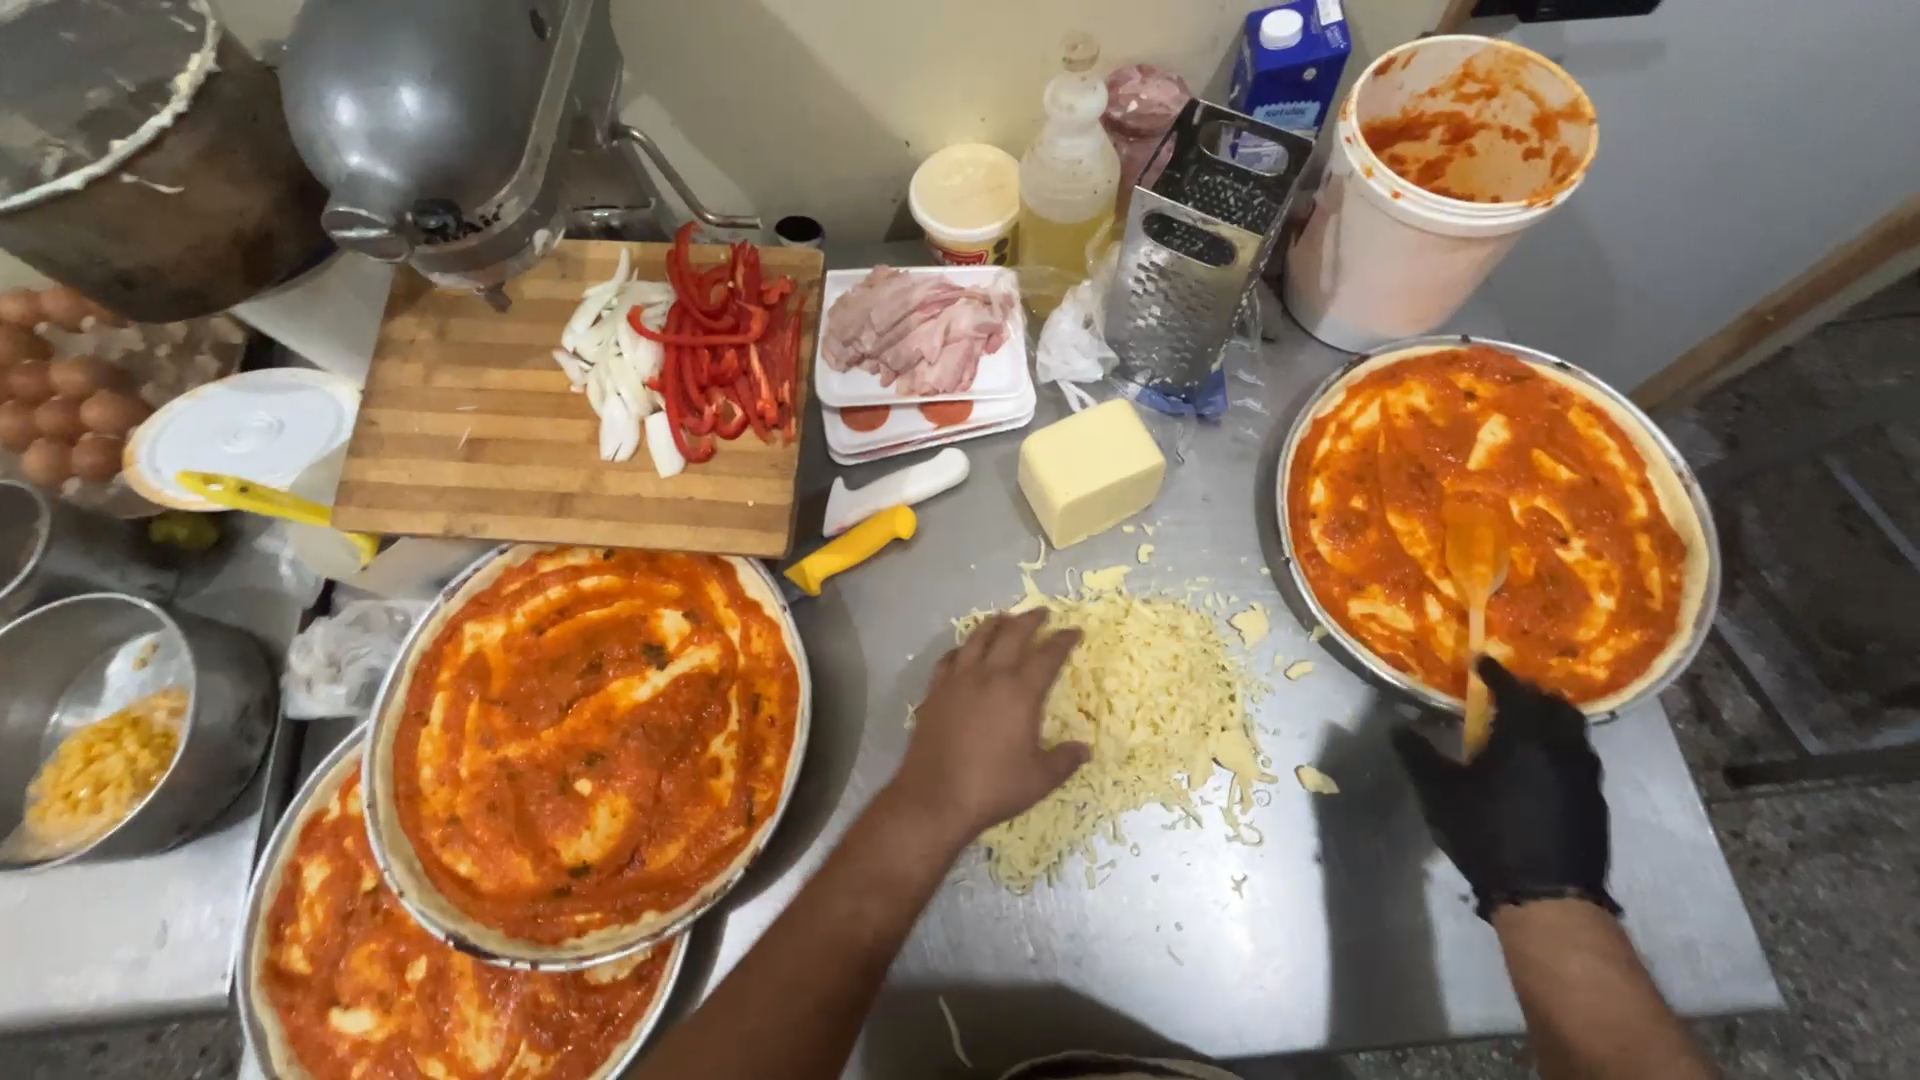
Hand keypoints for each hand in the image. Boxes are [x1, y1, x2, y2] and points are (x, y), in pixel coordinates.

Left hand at [886, 609, 1089, 844]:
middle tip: (1042, 612)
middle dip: (1030, 620)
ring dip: (994, 624)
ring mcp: (957, 681)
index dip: (1063, 641)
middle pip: (1012, 635)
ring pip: (977, 638)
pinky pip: (949, 658)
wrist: (935, 798)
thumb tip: (1084, 749)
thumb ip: (1064, 760)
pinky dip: (962, 648)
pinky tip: (964, 651)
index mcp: (1020, 693)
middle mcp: (989, 676)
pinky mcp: (935, 692)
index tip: (1073, 631)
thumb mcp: (1039, 779)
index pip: (1047, 656)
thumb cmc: (992, 788)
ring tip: (1004, 618)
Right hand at [1392, 657, 1619, 921]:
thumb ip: (1418, 754)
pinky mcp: (1595, 801)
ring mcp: (1585, 775)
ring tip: (1527, 726)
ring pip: (1574, 731)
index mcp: (1524, 737)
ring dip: (1551, 720)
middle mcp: (1562, 747)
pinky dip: (1561, 747)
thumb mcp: (1439, 792)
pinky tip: (1542, 765)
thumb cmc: (1485, 832)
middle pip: (1555, 705)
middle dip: (1531, 693)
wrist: (1545, 893)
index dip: (1495, 673)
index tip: (1481, 662)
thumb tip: (1398, 726)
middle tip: (1506, 694)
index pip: (1513, 690)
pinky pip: (1580, 758)